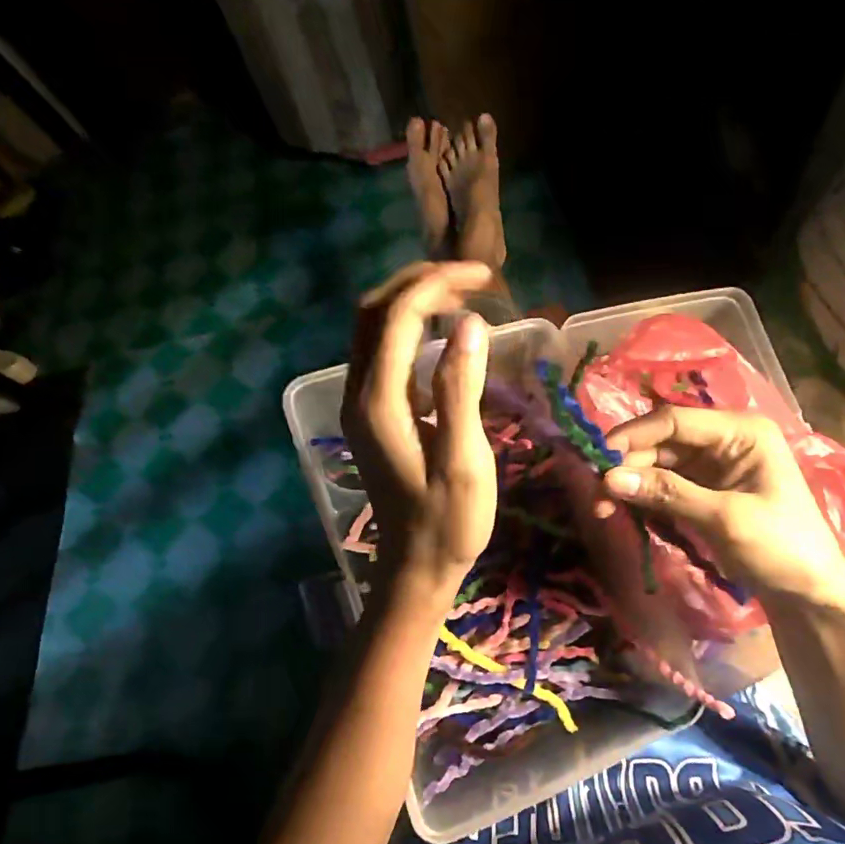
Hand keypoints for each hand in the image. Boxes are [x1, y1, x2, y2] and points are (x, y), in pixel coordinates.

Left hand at [342, 262, 496, 594]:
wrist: (416, 566)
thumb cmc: (448, 522)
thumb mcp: (464, 460)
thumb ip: (462, 390)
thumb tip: (470, 323)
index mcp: (379, 402)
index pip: (398, 317)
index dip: (437, 284)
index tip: (485, 277)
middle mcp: (360, 394)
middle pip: (374, 312)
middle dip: (420, 281)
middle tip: (472, 277)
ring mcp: (361, 405)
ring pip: (373, 330)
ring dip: (412, 301)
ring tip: (461, 294)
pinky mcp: (372, 415)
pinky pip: (382, 353)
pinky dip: (410, 329)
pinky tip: (443, 333)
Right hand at [593, 406, 844, 610]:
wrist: (808, 594)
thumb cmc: (780, 548)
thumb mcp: (724, 518)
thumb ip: (667, 493)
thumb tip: (608, 478)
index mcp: (741, 431)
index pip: (673, 421)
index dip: (632, 438)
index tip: (597, 463)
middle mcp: (723, 440)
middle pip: (660, 442)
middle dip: (626, 466)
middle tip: (596, 497)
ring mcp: (712, 466)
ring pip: (656, 464)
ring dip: (629, 483)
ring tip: (603, 509)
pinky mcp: (702, 491)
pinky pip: (662, 485)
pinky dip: (641, 497)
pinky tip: (621, 511)